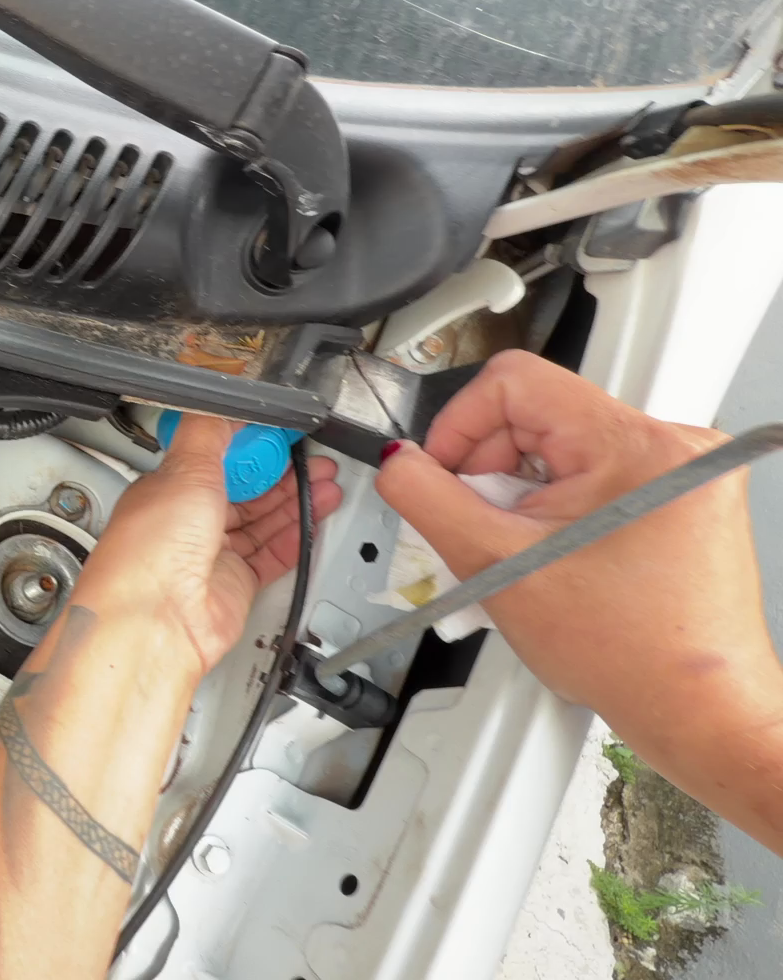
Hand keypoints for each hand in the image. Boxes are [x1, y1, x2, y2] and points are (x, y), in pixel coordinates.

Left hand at [72, 414, 342, 671]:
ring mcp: (209, 554)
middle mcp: (183, 522)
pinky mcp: (234, 584)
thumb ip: (205, 436)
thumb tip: (216, 407)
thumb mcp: (183, 472)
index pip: (209, 459)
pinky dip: (297, 533)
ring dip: (295, 499)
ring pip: (260, 519)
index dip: (244, 446)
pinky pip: (272, 552)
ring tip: (327, 478)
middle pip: (239, 490)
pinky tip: (318, 513)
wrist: (154, 620)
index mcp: (162, 490)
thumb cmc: (149, 550)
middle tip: (314, 456)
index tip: (277, 434)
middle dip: (278, 472)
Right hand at [374, 350, 767, 719]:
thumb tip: (395, 458)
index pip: (513, 382)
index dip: (458, 423)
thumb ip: (420, 493)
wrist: (690, 704)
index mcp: (636, 447)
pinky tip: (538, 544)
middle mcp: (671, 446)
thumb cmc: (620, 645)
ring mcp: (675, 469)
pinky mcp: (667, 493)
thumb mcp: (485, 559)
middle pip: (526, 413)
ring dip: (507, 490)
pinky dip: (536, 503)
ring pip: (544, 444)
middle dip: (482, 467)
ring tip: (515, 541)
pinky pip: (572, 470)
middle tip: (483, 521)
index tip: (445, 470)